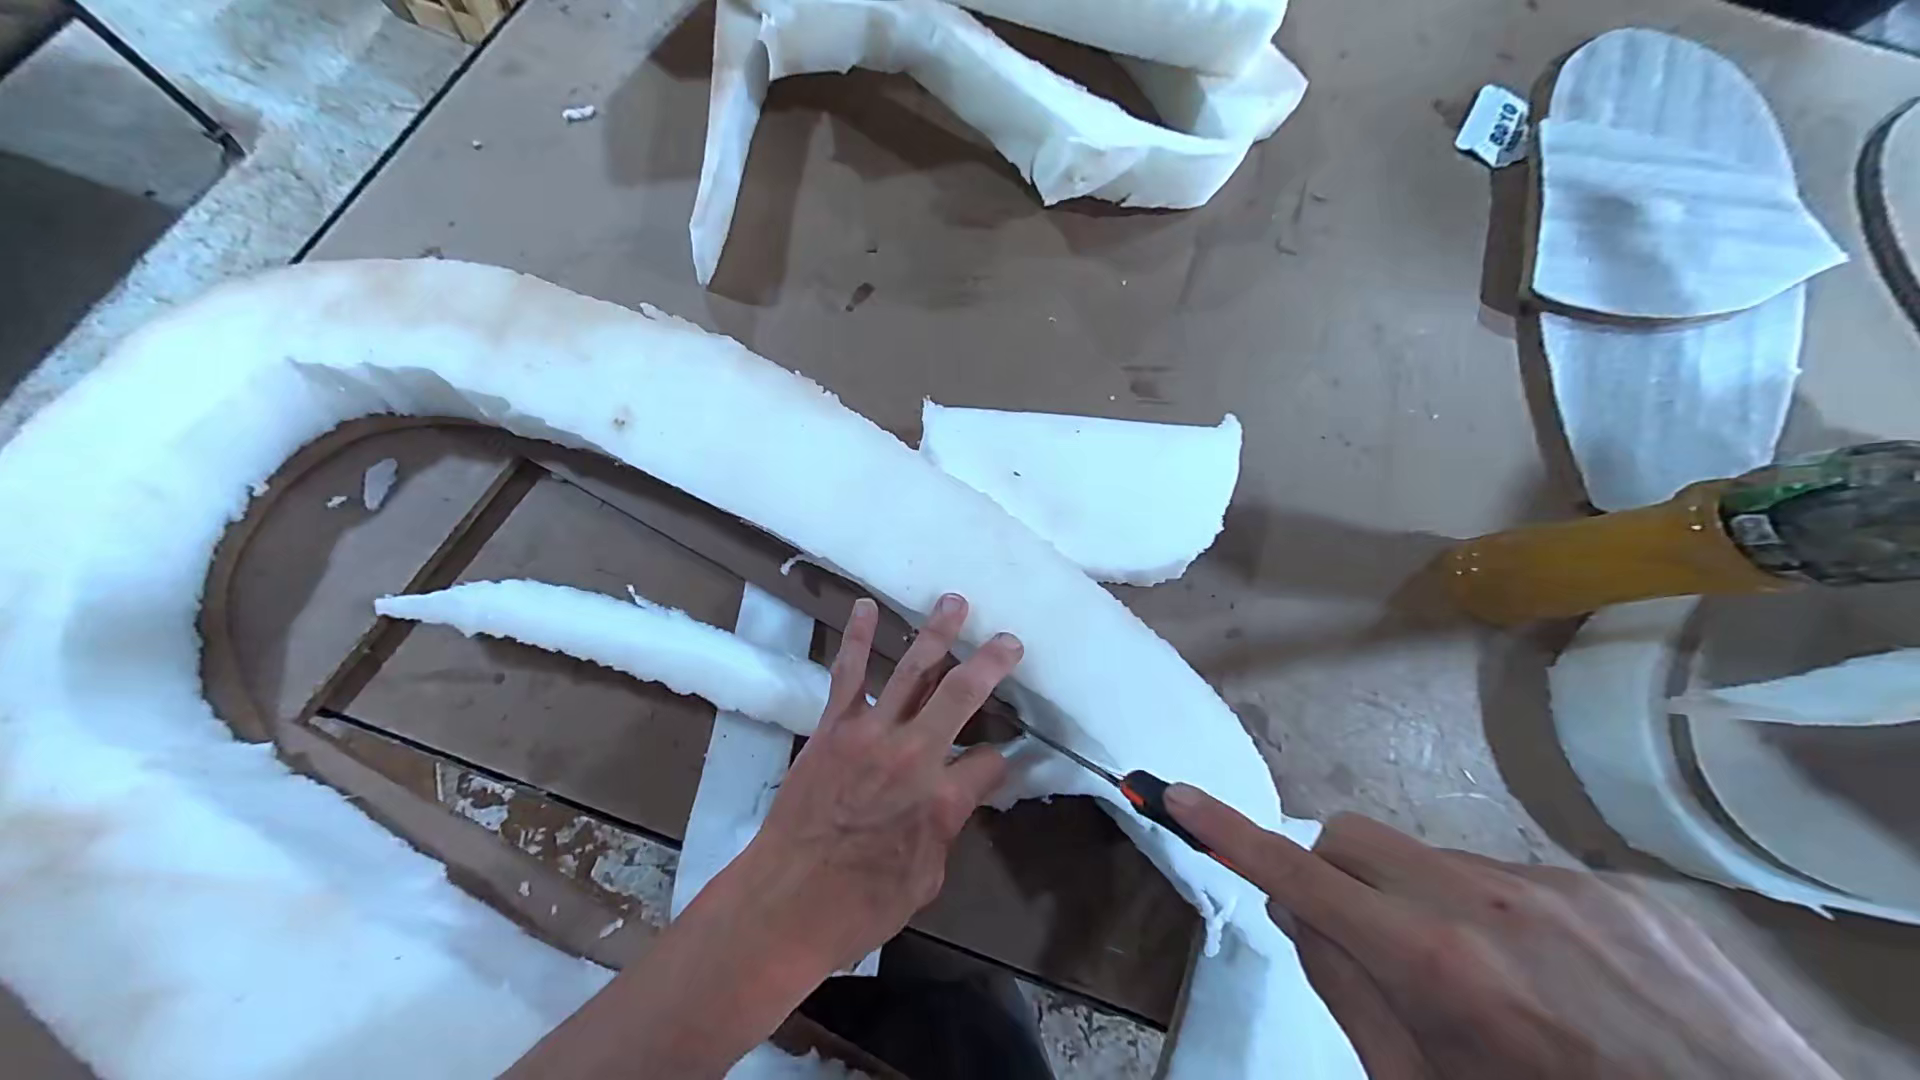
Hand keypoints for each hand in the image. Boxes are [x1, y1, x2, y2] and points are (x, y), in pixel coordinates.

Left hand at [504, 593, 1020, 1079]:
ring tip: (955, 602)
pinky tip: (866, 607)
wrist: (783, 904)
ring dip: (937, 634)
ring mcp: (870, 734)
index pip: (991, 763)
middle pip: (962, 695)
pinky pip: (849, 673)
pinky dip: (858, 637)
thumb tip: (961, 792)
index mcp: (942, 800)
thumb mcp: (926, 879)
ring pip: (912, 671)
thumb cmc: (859, 905)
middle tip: (1009, 640)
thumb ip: (948, 827)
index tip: (998, 763)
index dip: (1001, 762)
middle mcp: (913, 755)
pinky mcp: (833, 727)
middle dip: (991, 663)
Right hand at [1167, 790, 1839, 1079]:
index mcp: (1435, 965)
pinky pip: (1518, 875)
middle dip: (1335, 873)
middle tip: (1369, 938)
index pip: (1296, 873)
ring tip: (1494, 980)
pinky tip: (1566, 982)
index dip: (1228, 834)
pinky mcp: (1625, 892)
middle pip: (1350, 837)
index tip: (1178, 794)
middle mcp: (1489, 901)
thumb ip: (1346, 989)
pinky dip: (1505, 914)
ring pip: (1432, 857)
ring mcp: (1563, 887)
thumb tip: (1296, 905)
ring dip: (1426, 900)